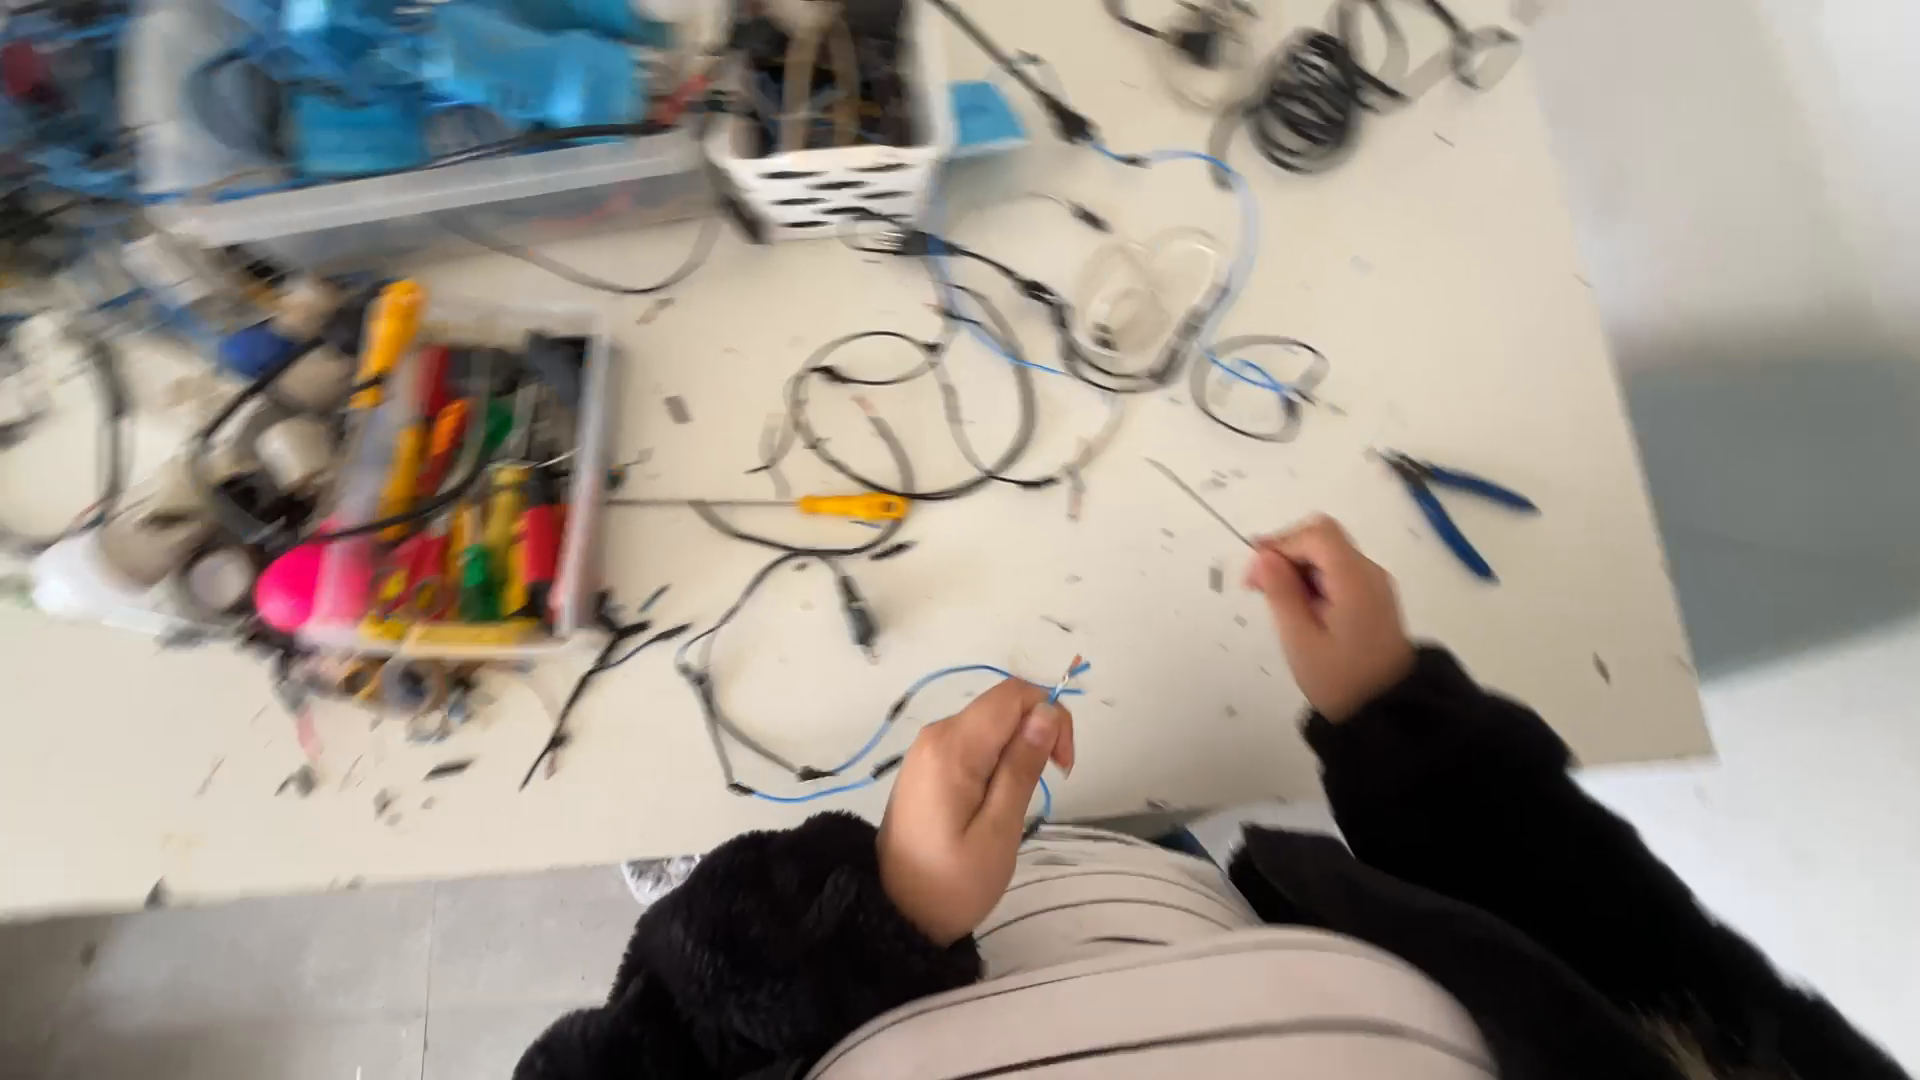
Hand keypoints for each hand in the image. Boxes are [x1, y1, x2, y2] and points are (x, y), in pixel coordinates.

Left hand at [877, 679, 1074, 944]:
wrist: (896, 912)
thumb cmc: (951, 883)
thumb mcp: (998, 831)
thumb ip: (1022, 767)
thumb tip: (1046, 712)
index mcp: (953, 746)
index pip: (1013, 694)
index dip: (1050, 715)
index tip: (1062, 764)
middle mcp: (937, 733)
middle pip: (1003, 704)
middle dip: (1038, 731)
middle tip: (1051, 782)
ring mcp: (929, 746)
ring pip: (991, 721)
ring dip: (1019, 745)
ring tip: (1020, 799)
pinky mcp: (929, 762)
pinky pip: (974, 739)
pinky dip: (998, 756)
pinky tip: (999, 796)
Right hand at [1245, 514, 1414, 721]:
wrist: (1387, 711)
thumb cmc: (1339, 678)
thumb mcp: (1300, 639)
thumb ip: (1281, 592)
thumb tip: (1263, 555)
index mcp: (1354, 579)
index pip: (1315, 535)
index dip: (1279, 545)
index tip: (1254, 577)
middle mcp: (1368, 572)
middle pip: (1321, 537)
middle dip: (1284, 552)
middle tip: (1258, 586)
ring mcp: (1373, 584)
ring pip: (1326, 552)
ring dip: (1294, 567)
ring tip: (1275, 601)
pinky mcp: (1371, 596)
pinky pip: (1335, 571)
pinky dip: (1310, 578)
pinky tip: (1297, 607)